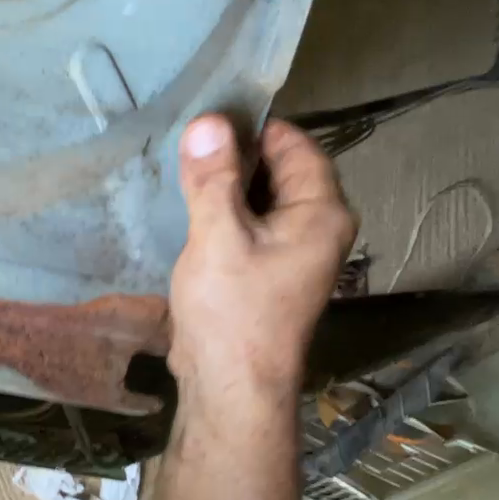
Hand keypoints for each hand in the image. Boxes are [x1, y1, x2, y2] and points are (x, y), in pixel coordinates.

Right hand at [169, 116, 357, 401]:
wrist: (231, 381)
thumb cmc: (232, 308)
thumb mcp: (218, 237)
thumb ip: (212, 181)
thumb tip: (206, 123)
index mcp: (320, 213)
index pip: (297, 149)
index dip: (257, 128)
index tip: (209, 118)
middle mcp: (315, 230)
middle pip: (279, 176)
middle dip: (236, 159)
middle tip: (184, 146)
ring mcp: (290, 257)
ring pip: (259, 206)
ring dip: (223, 192)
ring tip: (178, 178)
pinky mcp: (262, 278)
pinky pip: (245, 232)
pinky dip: (219, 220)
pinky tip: (184, 220)